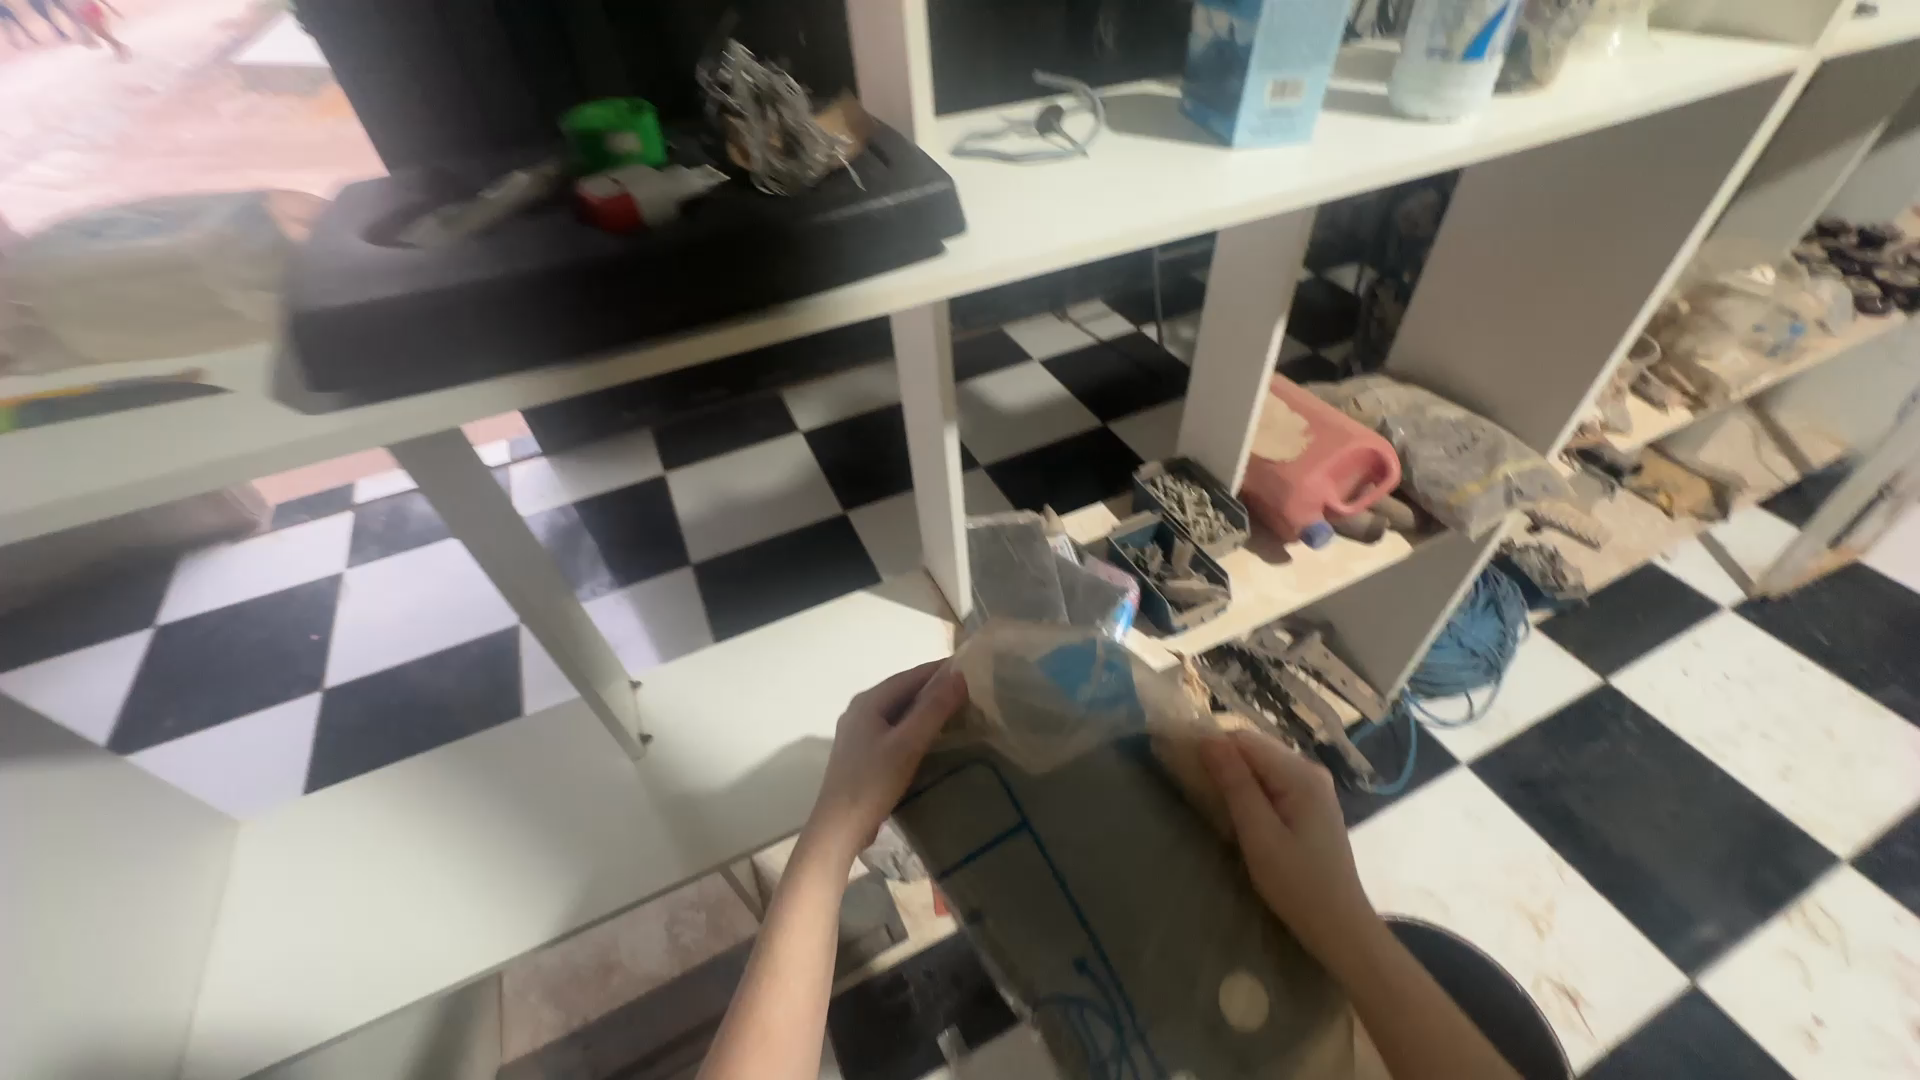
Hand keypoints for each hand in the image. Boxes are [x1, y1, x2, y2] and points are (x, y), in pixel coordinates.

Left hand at [803, 660, 967, 862]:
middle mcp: (860, 709)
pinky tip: (932, 737)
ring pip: (899, 710)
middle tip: (971, 691)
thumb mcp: (908, 744)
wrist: (839, 828)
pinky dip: (915, 725)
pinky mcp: (862, 752)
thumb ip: (933, 708)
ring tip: (958, 711)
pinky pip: (894, 728)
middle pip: (904, 690)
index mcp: (869, 701)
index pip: (912, 675)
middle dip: (935, 687)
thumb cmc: (873, 783)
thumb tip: (958, 675)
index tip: (972, 669)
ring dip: (926, 707)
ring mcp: (859, 731)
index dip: (941, 670)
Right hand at [1202, 730, 1378, 960]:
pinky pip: (1270, 780)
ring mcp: (1312, 787)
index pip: (1244, 739)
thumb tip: (1207, 740)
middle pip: (1253, 748)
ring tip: (1210, 798)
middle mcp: (1309, 771)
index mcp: (1301, 774)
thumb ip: (1235, 784)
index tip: (1183, 766)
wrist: (1340, 928)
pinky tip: (1236, 809)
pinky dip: (1248, 788)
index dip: (1211, 746)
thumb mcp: (1259, 834)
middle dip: (1220, 759)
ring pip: (1259, 764)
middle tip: (1193, 785)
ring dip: (1232, 774)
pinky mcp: (1308, 803)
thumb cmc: (1297, 884)